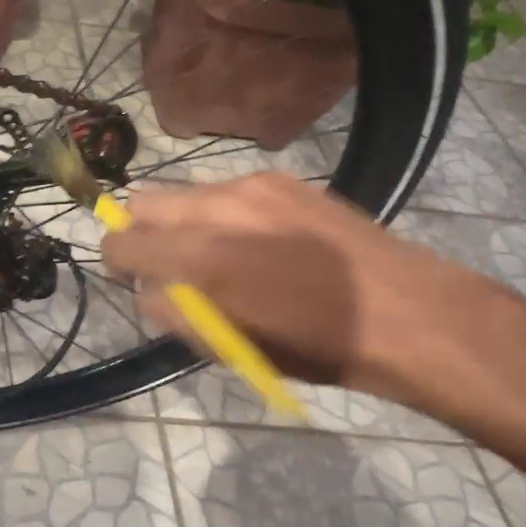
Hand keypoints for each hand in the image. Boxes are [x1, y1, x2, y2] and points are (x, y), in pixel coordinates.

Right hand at [101, 173, 514, 397]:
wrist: (409, 313)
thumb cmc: (317, 346)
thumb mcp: (233, 347)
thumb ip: (177, 313)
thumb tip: (150, 289)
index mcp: (202, 256)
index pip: (122, 242)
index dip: (116, 261)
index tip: (132, 278)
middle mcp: (218, 207)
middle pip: (144, 202)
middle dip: (142, 231)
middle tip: (166, 263)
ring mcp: (252, 186)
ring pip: (186, 193)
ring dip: (184, 221)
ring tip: (220, 254)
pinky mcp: (282, 179)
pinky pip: (227, 191)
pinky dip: (223, 213)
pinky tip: (259, 241)